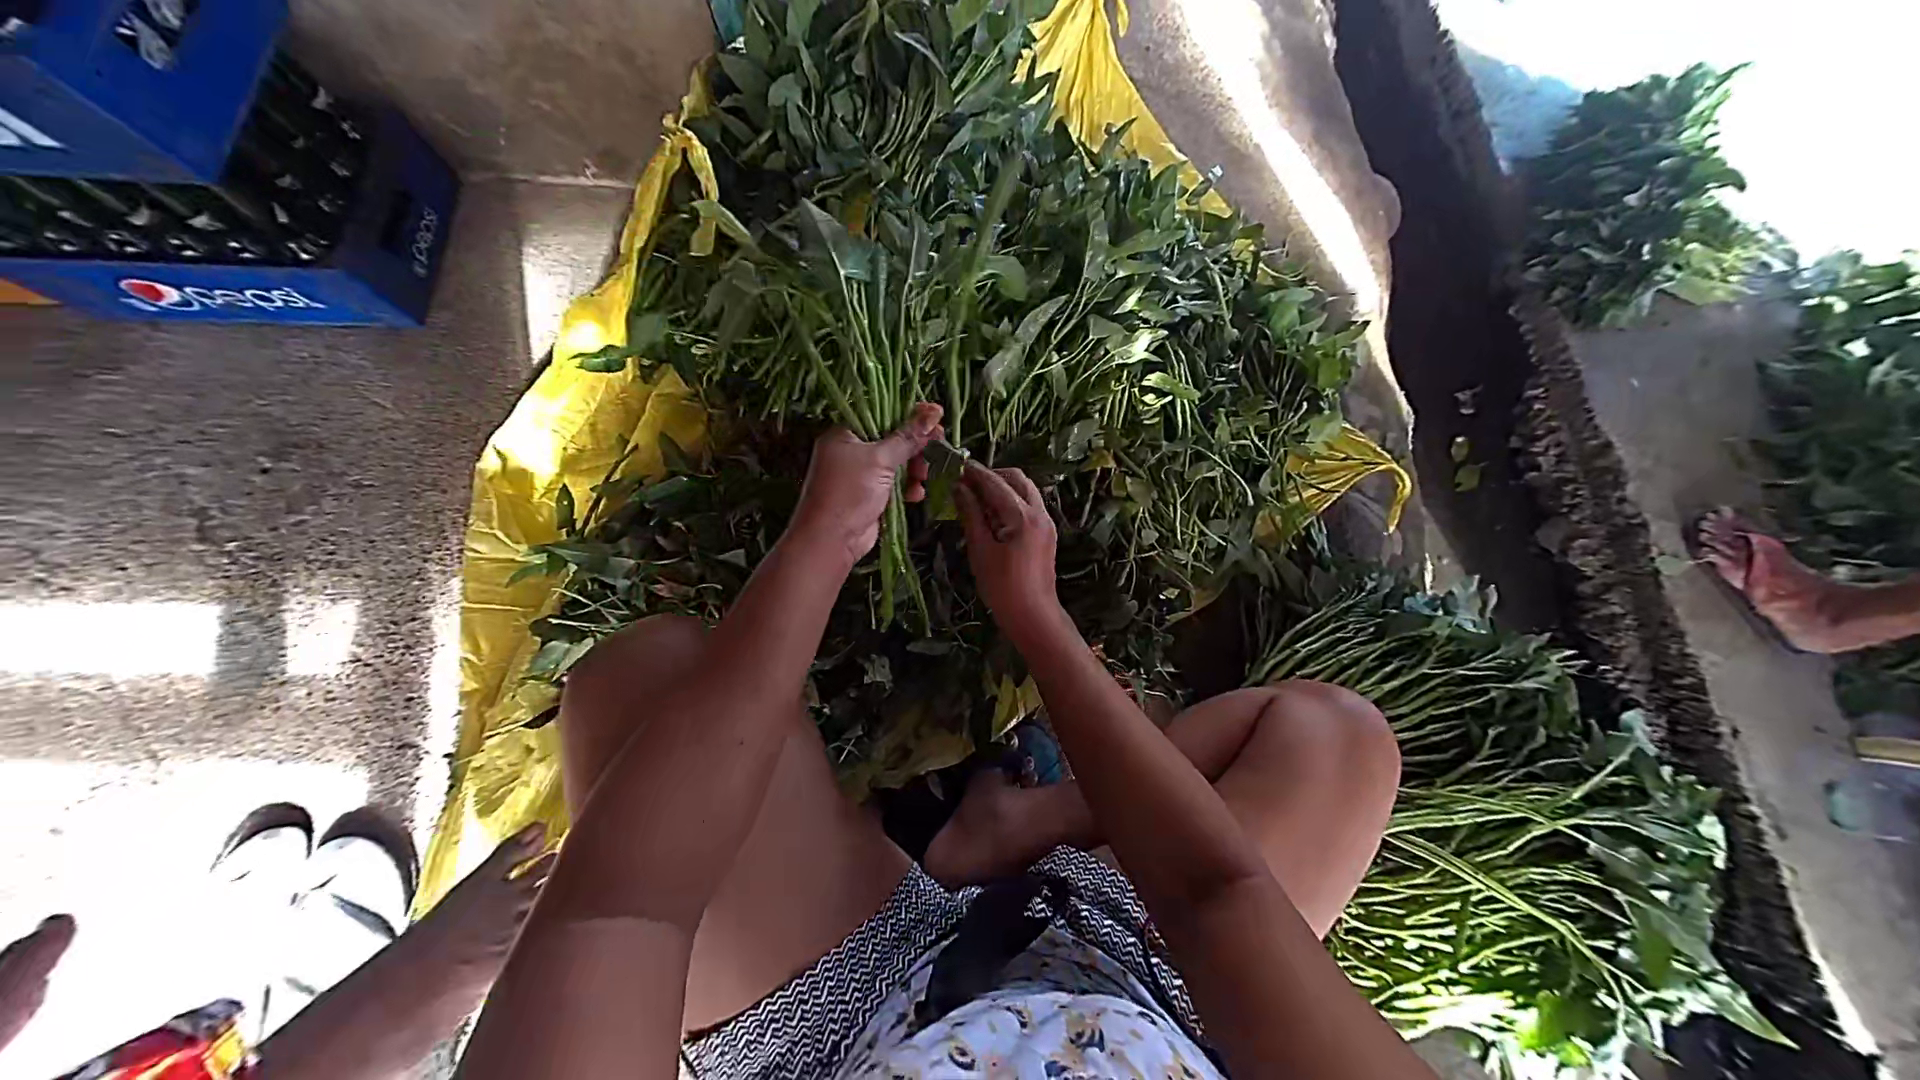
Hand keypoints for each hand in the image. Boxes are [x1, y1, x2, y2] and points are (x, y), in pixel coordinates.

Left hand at [789, 403, 942, 563]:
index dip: (909, 414)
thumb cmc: (848, 492)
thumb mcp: (880, 459)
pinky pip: (895, 484)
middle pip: (892, 439)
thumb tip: (933, 412)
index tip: (934, 415)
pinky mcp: (871, 495)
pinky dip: (907, 487)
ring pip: (897, 463)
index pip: (881, 414)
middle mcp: (852, 451)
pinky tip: (916, 493)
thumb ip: (907, 437)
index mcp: (845, 434)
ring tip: (923, 476)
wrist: (831, 539)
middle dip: (916, 445)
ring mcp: (861, 474)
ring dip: (914, 468)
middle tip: (938, 445)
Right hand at [955, 464, 1065, 643]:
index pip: (995, 483)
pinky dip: (1011, 501)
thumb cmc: (1002, 587)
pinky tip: (992, 515)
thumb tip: (959, 488)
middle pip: (1016, 479)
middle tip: (966, 483)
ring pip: (1025, 490)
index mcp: (1022, 516)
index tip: (956, 465)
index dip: (974, 473)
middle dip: (991, 476)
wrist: (1033, 615)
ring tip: (976, 498)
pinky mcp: (1046, 533)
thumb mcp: (980, 550)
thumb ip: (971, 515)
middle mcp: (1039, 513)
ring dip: (1002, 487)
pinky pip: (1029, 505)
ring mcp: (1046, 522)